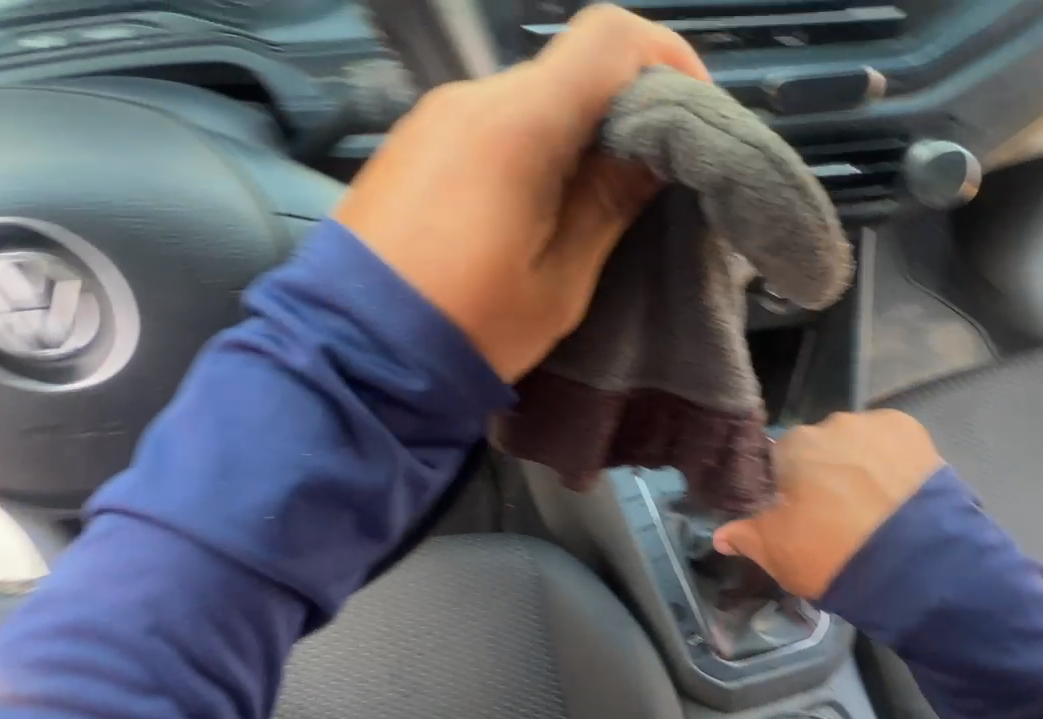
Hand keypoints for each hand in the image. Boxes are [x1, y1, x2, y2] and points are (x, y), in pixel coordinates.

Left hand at [333, 5, 707, 382]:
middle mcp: (470, 100)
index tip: (687, 117)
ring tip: (583, 206)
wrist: (356, 356)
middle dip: (619, 112)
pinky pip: (485, 127)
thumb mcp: (559, 281)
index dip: (665, 60)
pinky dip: (524, 150)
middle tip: (643, 178)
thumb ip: (610, 200)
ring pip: (528, 101)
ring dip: (570, 137)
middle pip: (568, 71)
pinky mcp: (410, 147)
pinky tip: (527, 209)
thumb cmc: (466, 330)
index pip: (610, 38)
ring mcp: (432, 120)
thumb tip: (653, 148)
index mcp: (517, 127)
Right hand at [713, 411, 943, 597]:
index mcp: (793, 447)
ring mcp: (877, 426)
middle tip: (839, 513)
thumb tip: (721, 535)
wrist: (915, 563)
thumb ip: (745, 537)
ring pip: (858, 445)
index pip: (780, 461)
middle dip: (826, 473)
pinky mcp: (916, 434)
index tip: (801, 514)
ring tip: (874, 506)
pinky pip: (892, 445)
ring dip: (860, 466)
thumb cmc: (832, 553)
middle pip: (822, 447)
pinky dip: (892, 463)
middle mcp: (833, 424)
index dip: (790, 489)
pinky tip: (897, 493)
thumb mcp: (777, 554)